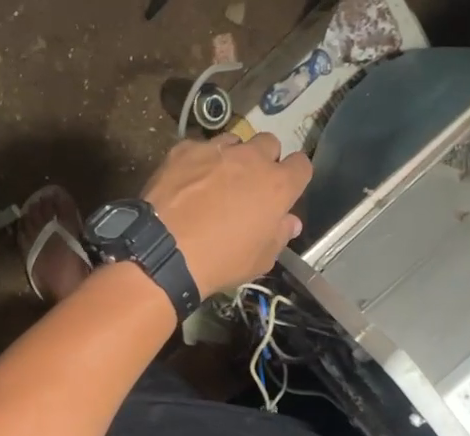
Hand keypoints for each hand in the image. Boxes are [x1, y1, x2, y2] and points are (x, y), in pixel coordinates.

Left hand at [143, 132, 312, 296]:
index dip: (296, 177)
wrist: (167, 251)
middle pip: (269, 143)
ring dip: (234, 156)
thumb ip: (279, 236)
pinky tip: (191, 182)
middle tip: (252, 185)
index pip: (302, 165)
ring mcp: (217, 149)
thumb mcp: (260, 260)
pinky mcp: (185, 149)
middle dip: (265, 160)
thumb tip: (290, 222)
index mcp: (277, 186)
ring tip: (219, 181)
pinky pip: (201, 147)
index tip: (287, 191)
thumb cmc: (222, 260)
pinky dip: (201, 161)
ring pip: (235, 141)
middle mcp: (251, 158)